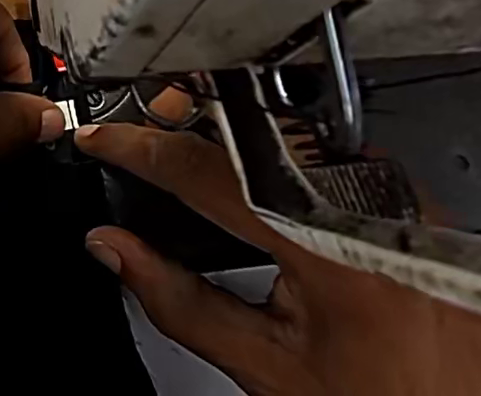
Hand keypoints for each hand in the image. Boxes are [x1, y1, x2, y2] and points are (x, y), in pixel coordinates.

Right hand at [75, 123, 480, 395]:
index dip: (131, 146)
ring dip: (207, 121)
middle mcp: (346, 183)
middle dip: (166, 112)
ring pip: (264, 116)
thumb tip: (115, 251)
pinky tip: (237, 172)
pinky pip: (299, 134)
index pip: (194, 166)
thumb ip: (181, 303)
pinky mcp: (386, 175)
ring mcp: (372, 172)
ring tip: (174, 150)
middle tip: (132, 133)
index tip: (95, 136)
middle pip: (230, 116)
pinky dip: (249, 139)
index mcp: (312, 232)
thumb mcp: (277, 373)